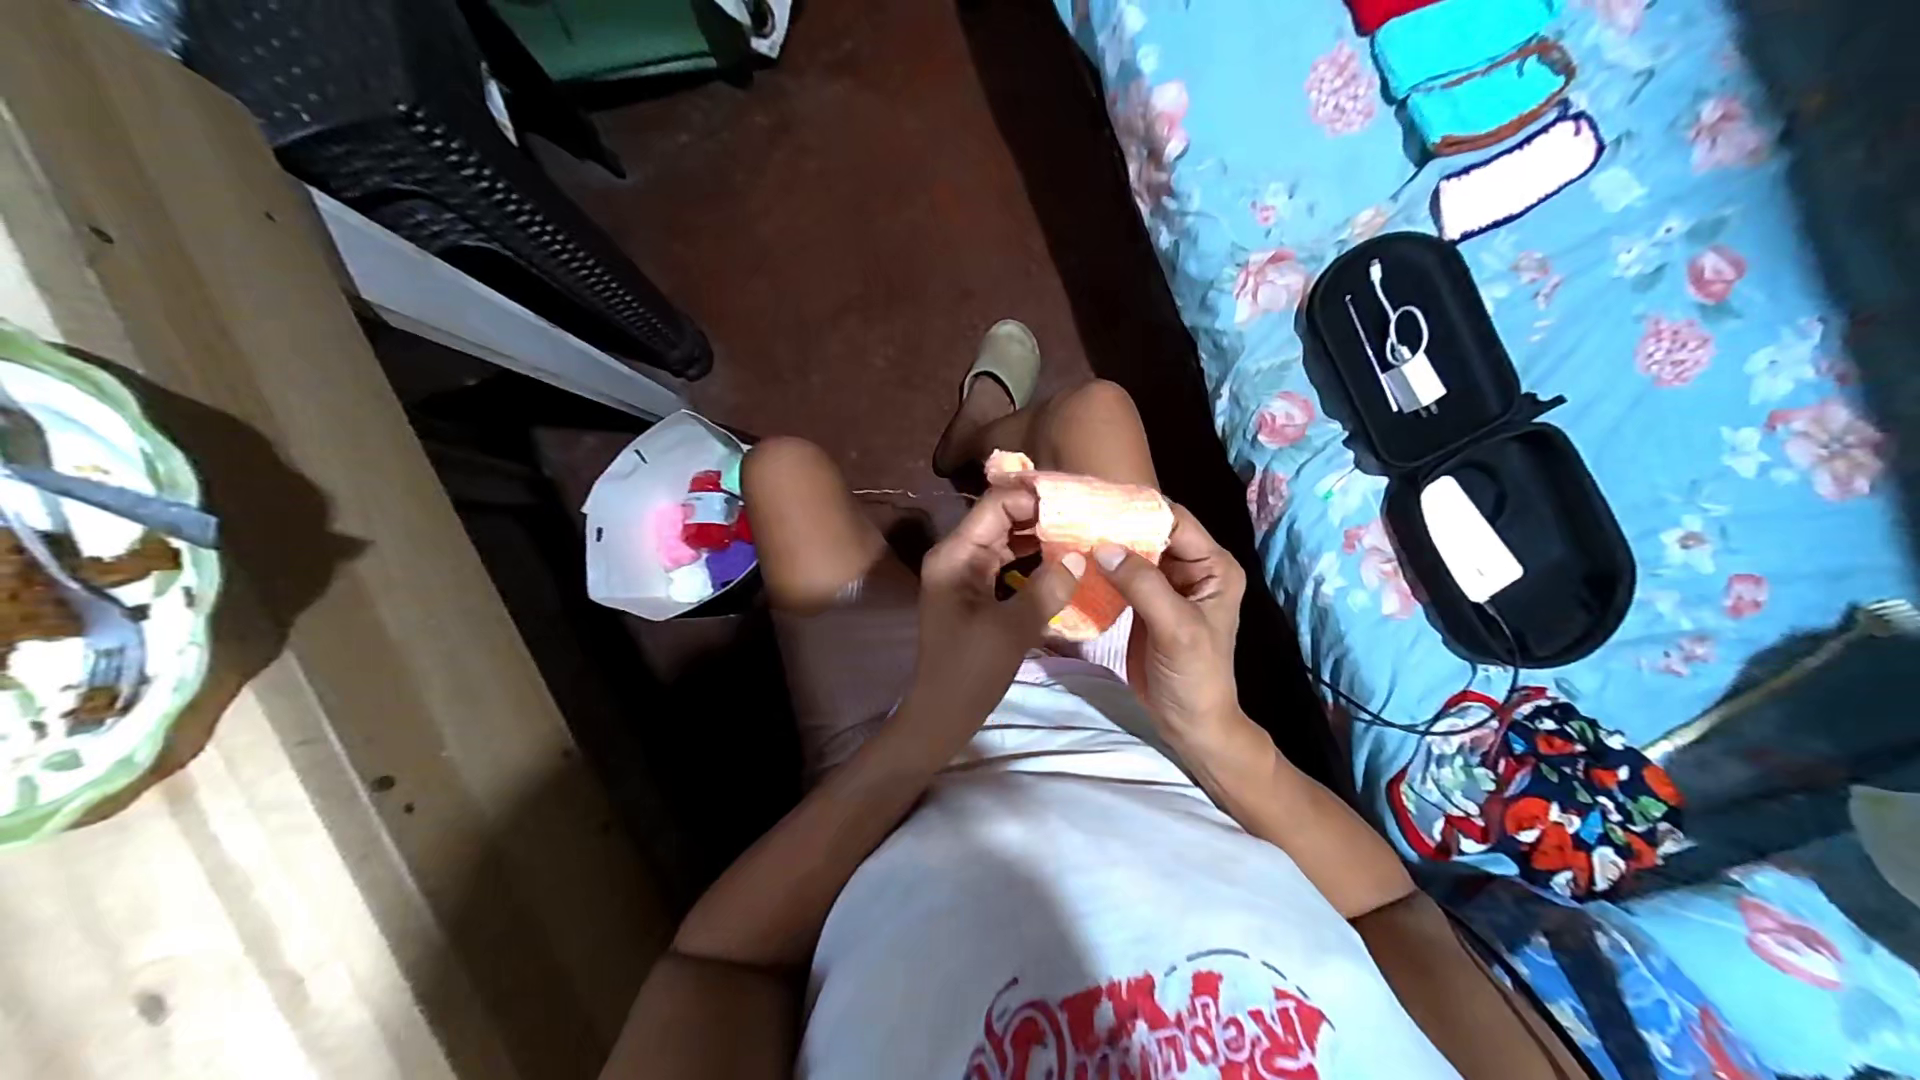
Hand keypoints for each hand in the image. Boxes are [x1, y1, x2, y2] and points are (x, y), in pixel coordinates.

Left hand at [907, 486, 1083, 723]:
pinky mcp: (976, 592)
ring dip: (1040, 537)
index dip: (1034, 498)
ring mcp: (966, 573)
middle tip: (1086, 514)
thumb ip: (1046, 589)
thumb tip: (1081, 557)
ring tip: (1082, 533)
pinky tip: (1064, 562)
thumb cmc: (969, 670)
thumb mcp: (1012, 629)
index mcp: (955, 555)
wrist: (942, 713)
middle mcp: (957, 555)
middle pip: (1001, 518)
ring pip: (1006, 540)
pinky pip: (1007, 563)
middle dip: (1042, 515)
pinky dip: (1033, 560)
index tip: (1076, 500)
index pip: (996, 505)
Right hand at [1094, 504, 1247, 748]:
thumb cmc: (1195, 676)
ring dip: (1105, 545)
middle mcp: (1192, 568)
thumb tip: (1104, 546)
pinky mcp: (1144, 602)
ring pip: (1132, 551)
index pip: (1175, 521)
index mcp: (1213, 566)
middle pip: (1150, 532)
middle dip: (1116, 525)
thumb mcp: (1176, 628)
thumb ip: (1144, 585)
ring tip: (1068, 534)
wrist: (1190, 723)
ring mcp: (1166, 585)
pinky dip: (1101, 568)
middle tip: (1074, 517)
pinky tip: (1075, 563)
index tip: (1096, 503)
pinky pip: (1121, 574)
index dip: (1138, 509)